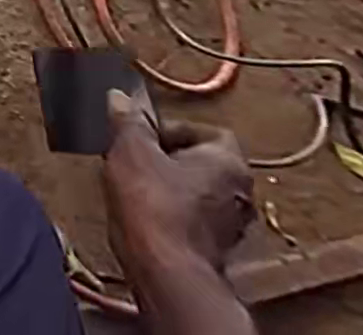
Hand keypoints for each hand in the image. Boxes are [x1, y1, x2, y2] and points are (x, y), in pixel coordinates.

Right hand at [101, 90, 253, 274]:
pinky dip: (168, 204)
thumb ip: (128, 119)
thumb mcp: (130, 147)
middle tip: (133, 151)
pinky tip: (140, 205)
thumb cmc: (152, 200)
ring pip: (195, 187)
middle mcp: (240, 193)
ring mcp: (229, 223)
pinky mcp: (211, 244)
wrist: (163, 265)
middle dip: (166, 153)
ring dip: (166, 179)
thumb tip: (121, 97)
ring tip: (131, 177)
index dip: (173, 127)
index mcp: (228, 164)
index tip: (142, 132)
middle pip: (201, 159)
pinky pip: (190, 212)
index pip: (208, 131)